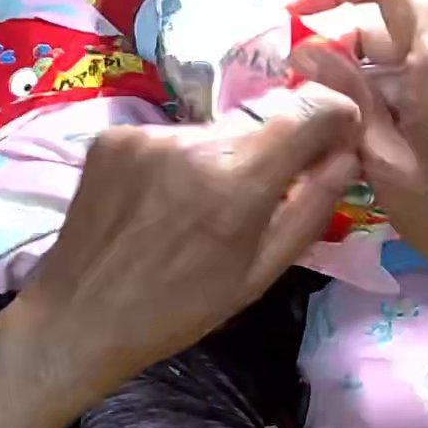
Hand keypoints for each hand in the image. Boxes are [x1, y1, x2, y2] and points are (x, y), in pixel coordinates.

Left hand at [17, 84, 360, 401]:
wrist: (80, 316)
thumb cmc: (178, 310)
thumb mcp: (258, 275)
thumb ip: (311, 208)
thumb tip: (347, 153)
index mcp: (236, 181)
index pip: (308, 111)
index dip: (331, 115)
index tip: (333, 135)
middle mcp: (190, 142)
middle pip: (256, 122)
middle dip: (268, 152)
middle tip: (247, 199)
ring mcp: (144, 134)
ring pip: (209, 131)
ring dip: (217, 159)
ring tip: (190, 209)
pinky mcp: (111, 135)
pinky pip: (167, 137)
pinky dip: (174, 161)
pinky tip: (155, 201)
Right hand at [287, 0, 427, 331]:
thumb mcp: (381, 154)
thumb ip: (343, 92)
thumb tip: (302, 47)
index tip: (298, 13)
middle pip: (397, 23)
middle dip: (344, 43)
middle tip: (298, 79)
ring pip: (411, 51)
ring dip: (365, 70)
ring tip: (322, 108)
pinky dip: (393, 87)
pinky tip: (362, 122)